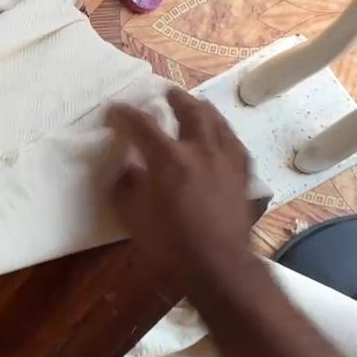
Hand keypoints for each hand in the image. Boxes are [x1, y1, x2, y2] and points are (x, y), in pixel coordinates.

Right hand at [108, 87, 260, 298]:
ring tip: (194, 105)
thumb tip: (127, 167)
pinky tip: (218, 137)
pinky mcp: (243, 173)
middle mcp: (201, 149)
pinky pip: (233, 141)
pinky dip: (221, 132)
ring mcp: (227, 159)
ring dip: (202, 109)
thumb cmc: (167, 243)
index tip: (114, 109)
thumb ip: (128, 186)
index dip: (125, 115)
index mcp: (169, 159)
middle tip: (165, 92)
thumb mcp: (133, 216)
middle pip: (190, 111)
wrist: (215, 264)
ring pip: (217, 121)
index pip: (143, 126)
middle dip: (175, 99)